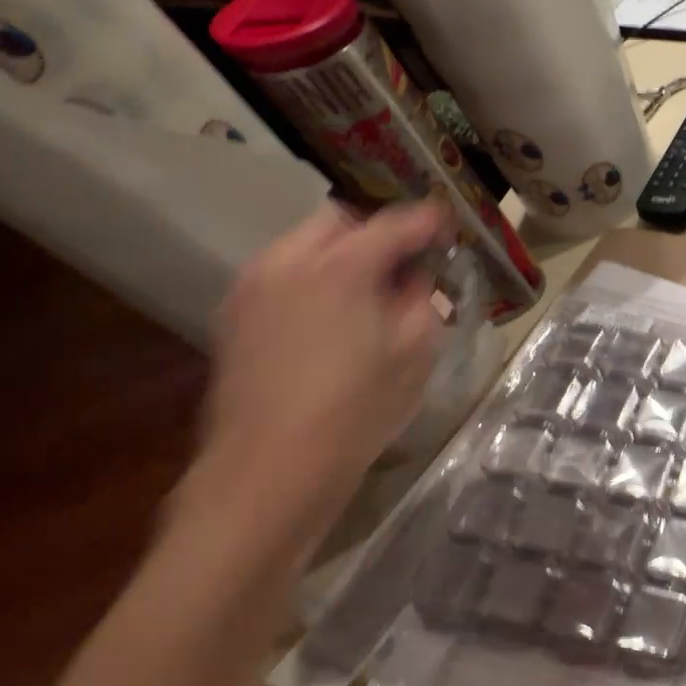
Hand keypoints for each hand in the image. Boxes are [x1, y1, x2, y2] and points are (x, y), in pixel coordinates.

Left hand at [200, 201, 452, 515]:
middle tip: (410, 262)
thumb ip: (423, 301)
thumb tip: (419, 279)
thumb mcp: (417, 352)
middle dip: (377, 233)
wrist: (274, 463)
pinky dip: (315, 281)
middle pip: (338, 222)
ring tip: (374, 292)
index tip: (450, 225)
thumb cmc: (360, 407)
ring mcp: (252, 287)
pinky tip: (337, 318)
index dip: (428, 221)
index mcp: (340, 266)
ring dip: (343, 256)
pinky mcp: (235, 316)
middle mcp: (287, 261)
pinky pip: (284, 277)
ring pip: (304, 247)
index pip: (394, 224)